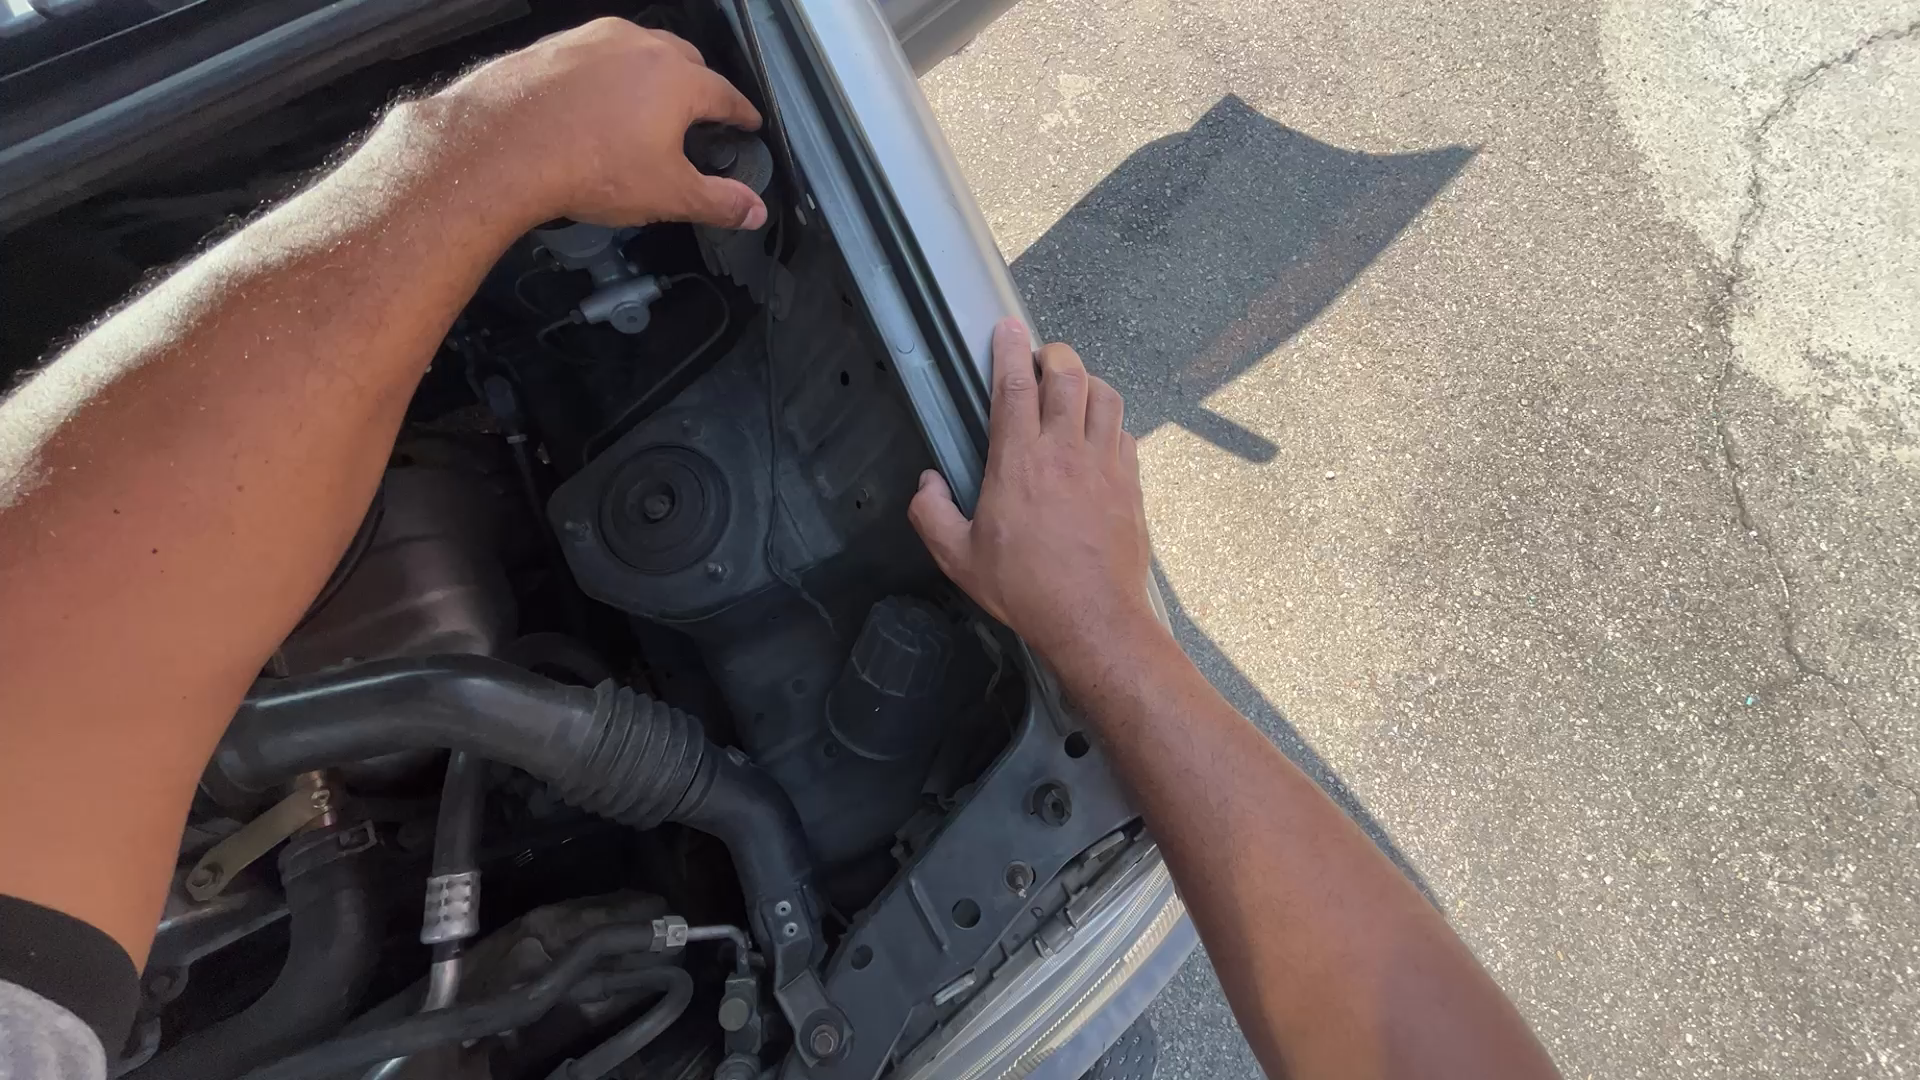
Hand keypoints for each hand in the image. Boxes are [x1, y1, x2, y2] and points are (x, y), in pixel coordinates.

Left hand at [424, 18, 766, 229]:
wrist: (507, 146)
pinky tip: (604, 108)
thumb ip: (720, 202)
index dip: (742, 113)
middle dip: (701, 85)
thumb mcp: (672, 196)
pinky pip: (598, 57)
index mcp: (677, 80)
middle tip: (704, 114)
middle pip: (685, 59)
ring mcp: (592, 40)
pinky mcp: (555, 48)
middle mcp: (637, 47)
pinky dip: (612, 78)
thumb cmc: (591, 164)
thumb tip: (754, 211)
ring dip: (654, 77)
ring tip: (653, 110)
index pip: (726, 94)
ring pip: (639, 51)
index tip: (748, 122)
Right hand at [910, 320, 1163, 669]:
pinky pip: (1125, 431)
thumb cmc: (1023, 588)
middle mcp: (1064, 451)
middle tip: (1040, 361)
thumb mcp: (958, 558)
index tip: (1006, 328)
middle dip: (1053, 354)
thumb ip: (930, 513)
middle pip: (1068, 375)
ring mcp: (1104, 464)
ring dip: (1087, 381)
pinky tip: (1098, 435)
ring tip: (1072, 390)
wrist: (1091, 617)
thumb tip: (927, 482)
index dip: (1008, 349)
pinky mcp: (1130, 483)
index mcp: (1018, 461)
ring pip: (1105, 395)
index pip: (1014, 386)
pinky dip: (1110, 420)